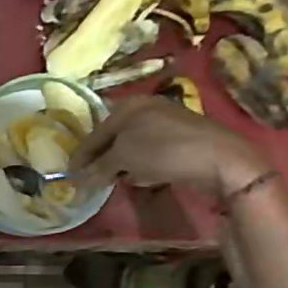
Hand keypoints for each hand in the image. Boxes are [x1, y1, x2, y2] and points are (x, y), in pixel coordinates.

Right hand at [71, 98, 272, 196]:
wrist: (219, 159)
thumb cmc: (163, 151)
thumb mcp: (122, 159)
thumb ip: (96, 168)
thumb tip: (76, 180)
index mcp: (129, 106)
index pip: (94, 132)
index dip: (80, 155)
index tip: (68, 175)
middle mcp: (146, 109)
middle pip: (111, 138)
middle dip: (99, 159)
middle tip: (87, 179)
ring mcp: (165, 123)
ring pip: (129, 146)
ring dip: (119, 164)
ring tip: (111, 181)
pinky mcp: (179, 139)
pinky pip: (147, 152)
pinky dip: (139, 165)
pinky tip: (140, 177)